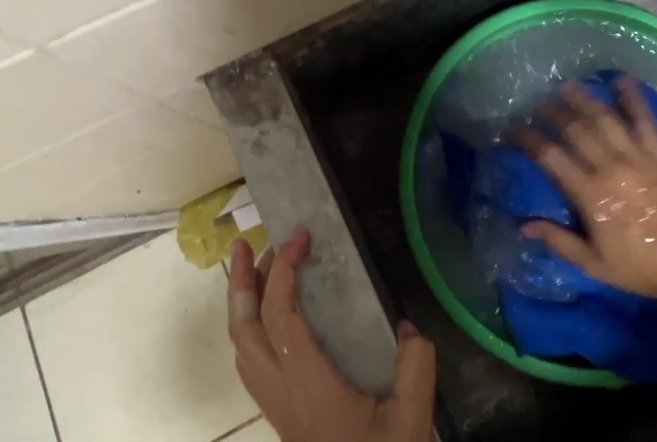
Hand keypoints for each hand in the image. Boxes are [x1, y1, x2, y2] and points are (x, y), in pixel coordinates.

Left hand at [227, 227, 435, 441]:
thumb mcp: (411, 420)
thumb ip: (416, 366)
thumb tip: (407, 328)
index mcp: (308, 385)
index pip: (280, 316)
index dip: (284, 270)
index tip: (301, 236)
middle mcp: (279, 392)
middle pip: (242, 329)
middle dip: (241, 281)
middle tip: (248, 241)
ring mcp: (274, 405)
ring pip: (240, 346)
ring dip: (243, 301)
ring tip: (255, 266)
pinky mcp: (278, 413)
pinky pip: (250, 360)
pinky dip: (251, 325)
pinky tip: (270, 315)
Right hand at [515, 77, 656, 304]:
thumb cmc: (640, 268)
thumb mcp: (594, 264)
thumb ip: (558, 240)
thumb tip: (523, 224)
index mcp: (591, 195)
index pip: (551, 157)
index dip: (528, 139)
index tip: (513, 129)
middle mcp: (611, 168)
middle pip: (575, 130)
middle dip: (552, 113)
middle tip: (536, 105)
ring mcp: (637, 157)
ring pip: (605, 118)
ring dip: (583, 99)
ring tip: (566, 86)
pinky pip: (645, 120)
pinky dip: (634, 98)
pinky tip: (622, 80)